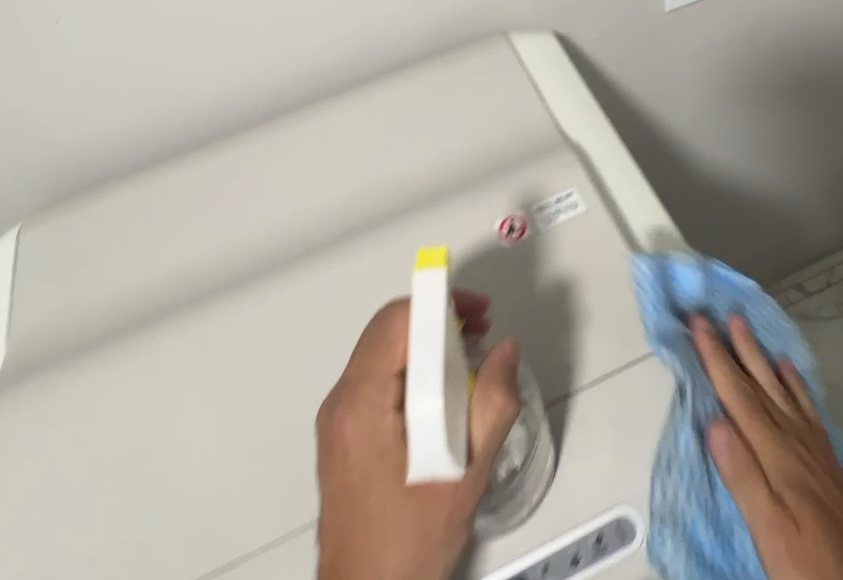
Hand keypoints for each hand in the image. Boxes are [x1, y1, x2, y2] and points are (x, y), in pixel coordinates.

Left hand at [316, 290, 523, 579]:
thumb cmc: (410, 539)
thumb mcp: (465, 472)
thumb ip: (491, 405)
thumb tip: (504, 351)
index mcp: (362, 404)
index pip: (396, 323)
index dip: (440, 303)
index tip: (478, 310)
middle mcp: (341, 403)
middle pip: (386, 331)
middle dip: (437, 321)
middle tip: (479, 332)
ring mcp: (338, 419)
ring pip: (381, 353)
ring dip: (426, 345)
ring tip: (469, 361)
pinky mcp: (344, 435)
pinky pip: (377, 379)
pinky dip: (411, 371)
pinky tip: (443, 394)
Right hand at [692, 315, 842, 579]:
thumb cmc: (813, 562)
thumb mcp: (769, 529)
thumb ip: (743, 476)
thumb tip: (713, 421)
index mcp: (776, 454)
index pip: (738, 396)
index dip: (716, 358)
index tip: (698, 324)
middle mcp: (796, 441)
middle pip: (759, 385)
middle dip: (735, 348)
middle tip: (718, 314)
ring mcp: (814, 448)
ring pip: (781, 389)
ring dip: (760, 357)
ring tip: (746, 328)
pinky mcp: (826, 461)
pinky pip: (806, 407)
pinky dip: (793, 384)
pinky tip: (787, 370)